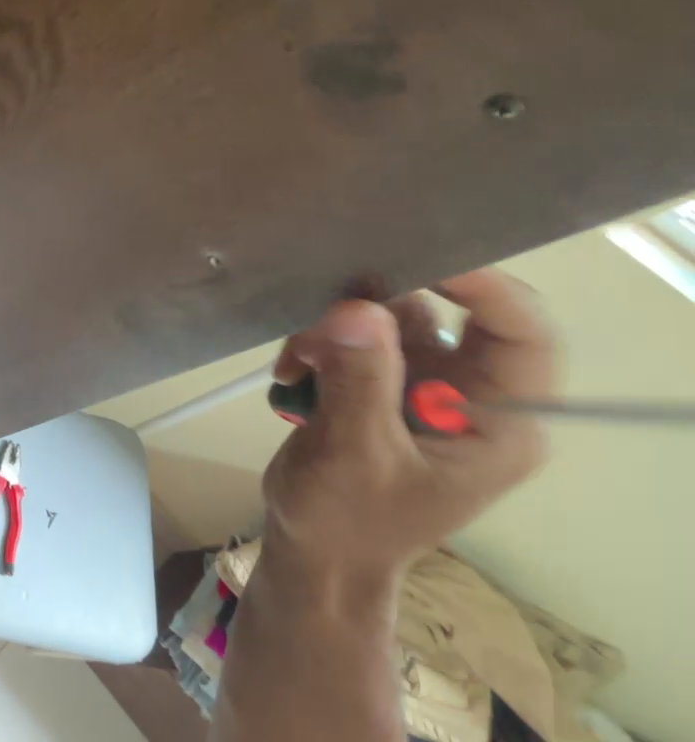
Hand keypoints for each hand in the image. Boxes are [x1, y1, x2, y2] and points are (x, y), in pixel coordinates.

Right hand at [261, 269, 554, 578]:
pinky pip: (356, 341)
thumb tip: (355, 307)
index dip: (486, 288)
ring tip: (297, 357)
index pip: (522, 334)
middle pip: (448, 318)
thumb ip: (360, 380)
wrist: (314, 555)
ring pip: (391, 323)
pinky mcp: (377, 389)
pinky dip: (320, 345)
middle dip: (381, 308)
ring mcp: (421, 392)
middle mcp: (470, 397)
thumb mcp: (355, 453)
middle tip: (325, 306)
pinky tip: (292, 371)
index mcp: (499, 422)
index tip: (419, 259)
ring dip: (337, 329)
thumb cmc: (347, 518)